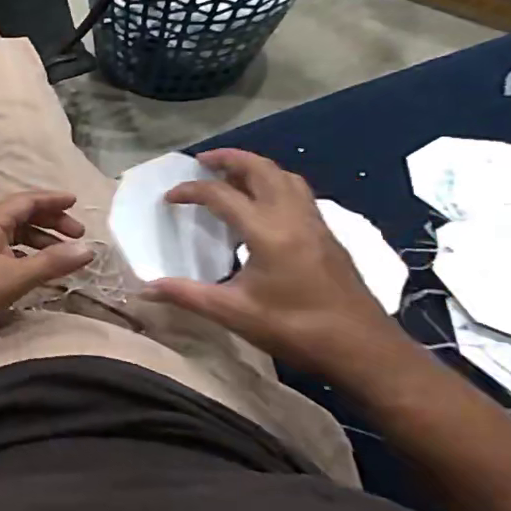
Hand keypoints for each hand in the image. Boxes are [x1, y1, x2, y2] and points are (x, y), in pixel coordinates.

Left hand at [0, 191, 94, 340]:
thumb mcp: (18, 276)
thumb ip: (53, 261)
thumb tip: (88, 249)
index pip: (26, 201)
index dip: (52, 200)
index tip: (76, 201)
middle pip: (22, 214)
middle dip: (51, 221)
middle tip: (79, 234)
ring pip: (16, 232)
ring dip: (42, 238)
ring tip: (66, 253)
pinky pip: (9, 246)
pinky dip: (29, 252)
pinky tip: (42, 265)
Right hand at [142, 149, 408, 373]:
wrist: (365, 351)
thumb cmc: (296, 329)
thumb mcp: (233, 313)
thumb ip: (186, 295)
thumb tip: (145, 289)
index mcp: (268, 232)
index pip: (221, 195)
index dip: (190, 191)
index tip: (169, 198)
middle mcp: (293, 219)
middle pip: (262, 170)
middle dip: (230, 159)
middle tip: (201, 162)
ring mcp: (315, 225)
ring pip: (286, 178)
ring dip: (256, 168)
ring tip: (230, 175)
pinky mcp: (327, 237)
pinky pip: (298, 194)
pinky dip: (274, 184)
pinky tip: (260, 204)